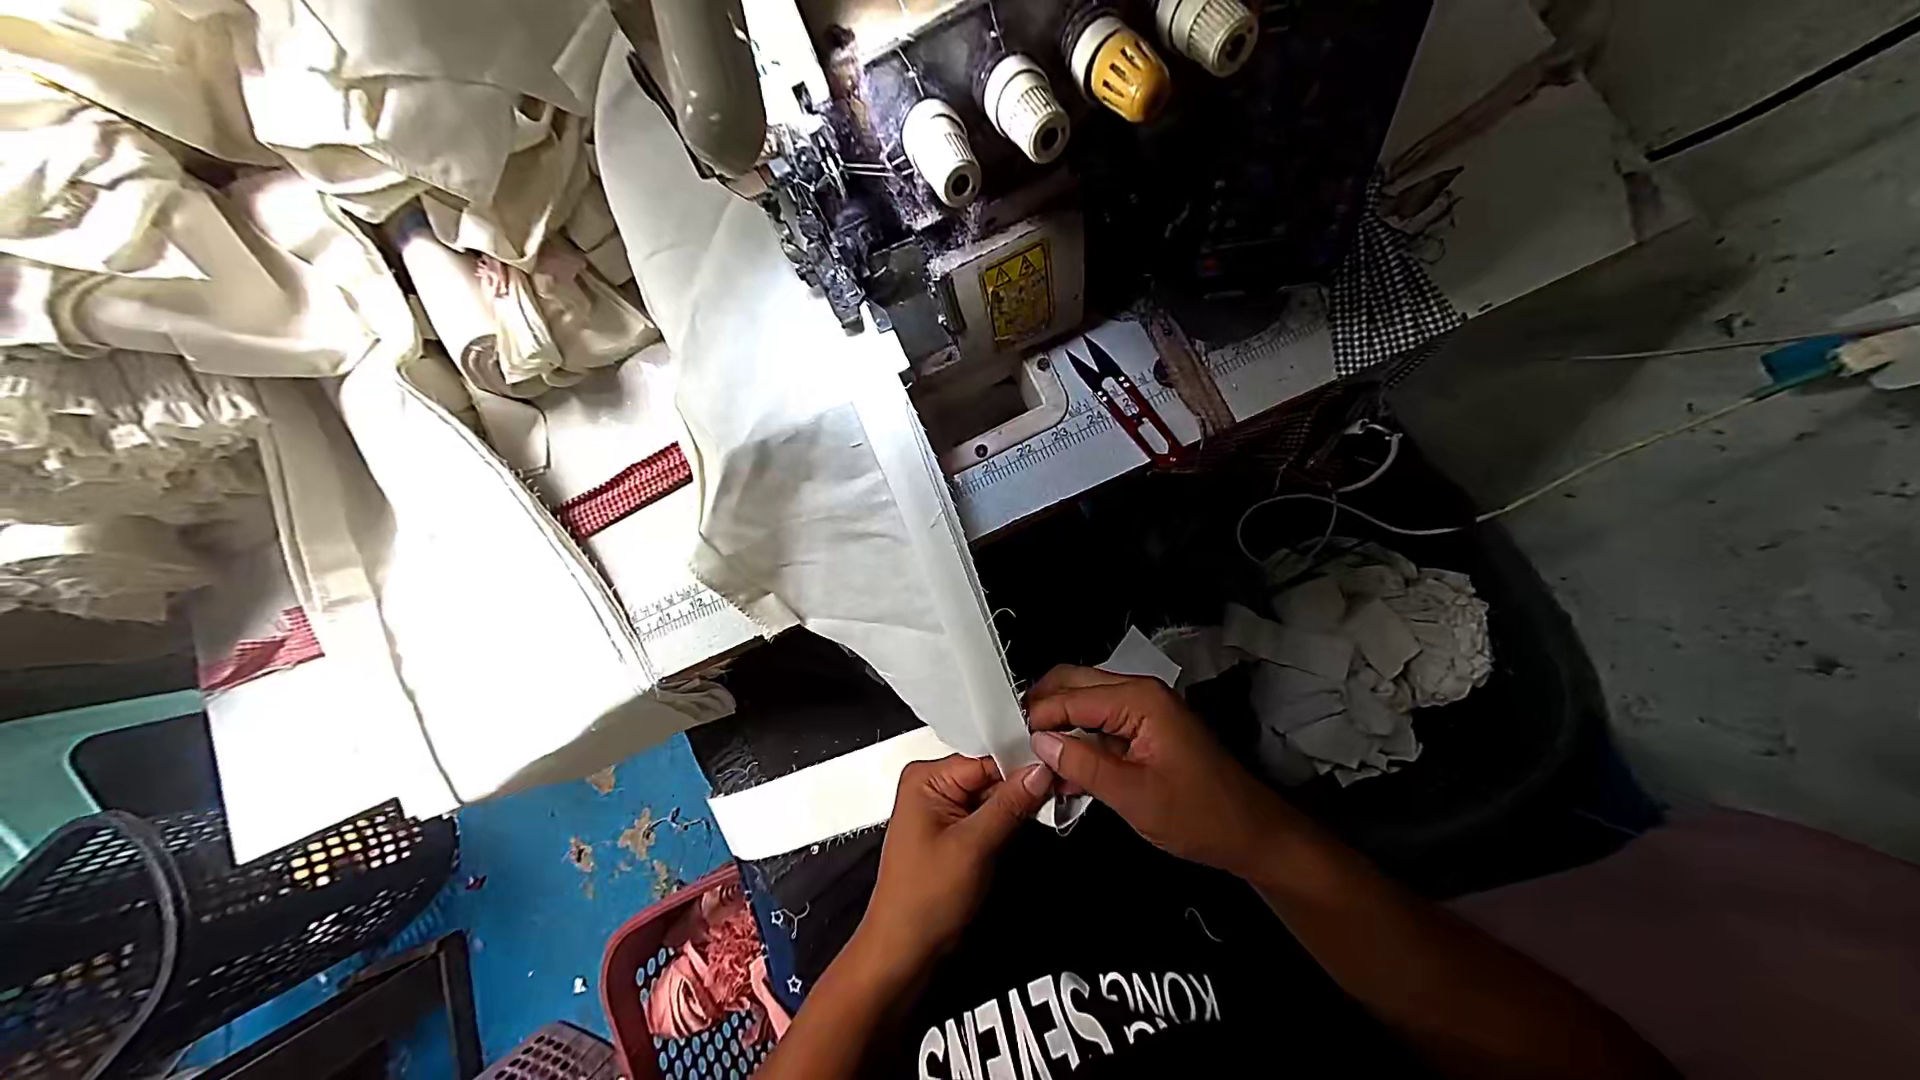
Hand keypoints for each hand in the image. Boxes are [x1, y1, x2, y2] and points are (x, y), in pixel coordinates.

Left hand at [851, 754, 1053, 974]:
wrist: (905, 955)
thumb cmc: (920, 904)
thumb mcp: (973, 847)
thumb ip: (1010, 804)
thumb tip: (1039, 771)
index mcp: (925, 778)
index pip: (986, 756)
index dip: (1023, 763)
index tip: (1056, 769)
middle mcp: (932, 788)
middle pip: (991, 773)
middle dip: (1025, 784)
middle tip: (1060, 788)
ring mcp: (944, 811)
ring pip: (994, 795)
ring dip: (1020, 803)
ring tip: (1049, 805)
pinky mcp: (956, 833)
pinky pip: (989, 815)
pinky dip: (1011, 819)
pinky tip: (1030, 822)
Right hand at [1026, 666, 1296, 876]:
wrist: (1252, 834)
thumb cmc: (1201, 815)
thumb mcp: (1132, 795)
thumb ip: (1081, 764)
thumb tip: (1040, 743)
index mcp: (1139, 700)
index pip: (1071, 697)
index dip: (1038, 718)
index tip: (1010, 740)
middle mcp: (1140, 694)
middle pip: (1074, 685)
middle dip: (1044, 710)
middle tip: (1016, 740)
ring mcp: (1143, 709)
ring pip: (1084, 703)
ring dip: (1059, 727)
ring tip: (1036, 758)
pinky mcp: (1144, 728)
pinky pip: (1100, 724)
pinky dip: (1079, 741)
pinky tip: (1064, 770)